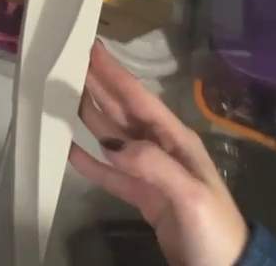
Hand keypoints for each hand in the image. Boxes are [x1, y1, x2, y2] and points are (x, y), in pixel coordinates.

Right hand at [69, 43, 249, 265]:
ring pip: (113, 136)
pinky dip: (90, 161)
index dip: (114, 73)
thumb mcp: (190, 195)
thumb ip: (153, 165)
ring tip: (61, 96)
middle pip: (122, 110)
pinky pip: (110, 173)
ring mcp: (149, 172)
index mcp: (175, 139)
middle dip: (97, 85)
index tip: (92, 46)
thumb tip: (112, 145)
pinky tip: (69, 149)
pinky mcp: (141, 197)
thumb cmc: (214, 230)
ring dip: (90, 116)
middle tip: (68, 62)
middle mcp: (160, 147)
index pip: (139, 98)